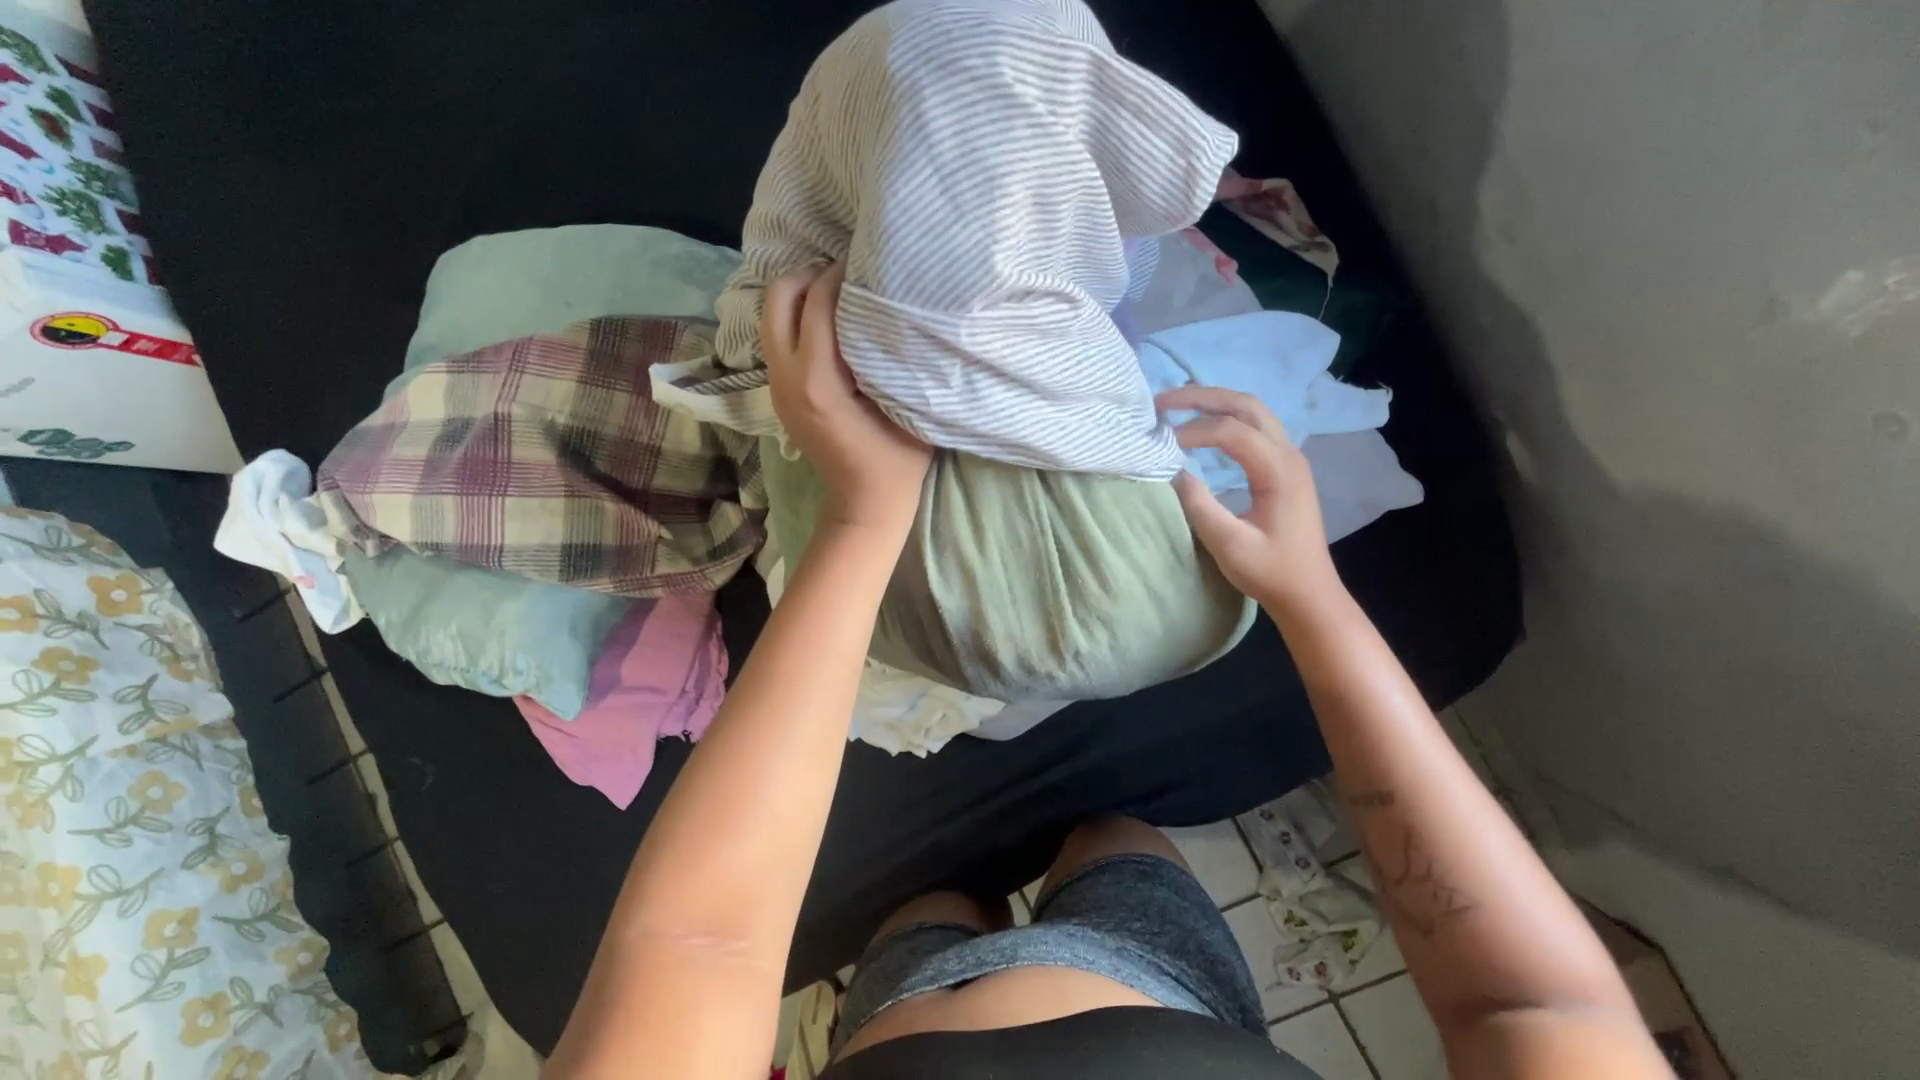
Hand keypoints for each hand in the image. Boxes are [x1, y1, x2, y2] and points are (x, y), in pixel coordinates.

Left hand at [764, 262, 931, 531]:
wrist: (864, 506)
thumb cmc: (896, 460)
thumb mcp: (904, 404)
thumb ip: (891, 354)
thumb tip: (888, 308)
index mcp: (818, 381)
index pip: (818, 303)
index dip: (842, 274)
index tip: (869, 261)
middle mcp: (787, 377)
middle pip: (779, 299)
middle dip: (810, 277)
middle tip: (847, 277)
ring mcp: (777, 386)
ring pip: (772, 316)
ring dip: (801, 297)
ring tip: (840, 296)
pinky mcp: (779, 393)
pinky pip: (778, 338)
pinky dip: (798, 319)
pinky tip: (831, 324)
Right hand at [1157, 385, 1343, 614]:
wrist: (1308, 593)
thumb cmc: (1271, 572)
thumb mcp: (1229, 544)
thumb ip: (1199, 505)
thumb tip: (1173, 472)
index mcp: (1280, 470)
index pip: (1231, 431)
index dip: (1193, 431)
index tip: (1162, 443)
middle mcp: (1289, 454)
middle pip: (1246, 405)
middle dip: (1203, 397)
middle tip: (1163, 401)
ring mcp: (1290, 458)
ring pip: (1253, 411)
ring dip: (1215, 403)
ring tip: (1178, 406)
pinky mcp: (1285, 467)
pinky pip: (1256, 427)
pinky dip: (1226, 418)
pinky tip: (1203, 428)